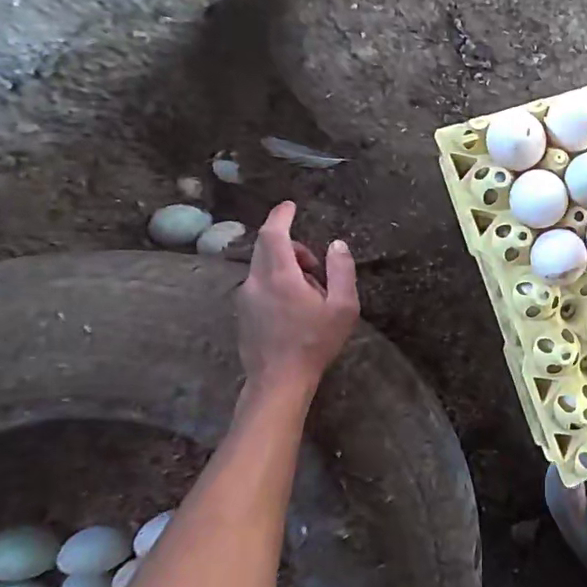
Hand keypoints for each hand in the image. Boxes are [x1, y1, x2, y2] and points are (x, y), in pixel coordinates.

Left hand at [236, 202, 359, 386]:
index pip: (273, 233)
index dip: (281, 215)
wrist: (278, 380)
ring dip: (286, 267)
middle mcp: (256, 281)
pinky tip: (294, 310)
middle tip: (316, 267)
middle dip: (292, 247)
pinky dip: (276, 283)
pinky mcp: (243, 312)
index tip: (290, 206)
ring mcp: (245, 297)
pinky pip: (259, 284)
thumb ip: (342, 271)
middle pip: (267, 247)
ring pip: (264, 266)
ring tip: (310, 294)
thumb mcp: (343, 307)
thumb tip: (337, 245)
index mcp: (280, 276)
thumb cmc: (314, 343)